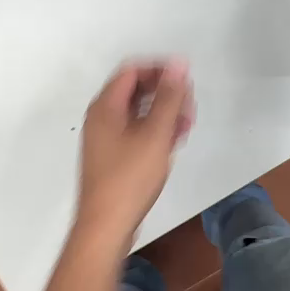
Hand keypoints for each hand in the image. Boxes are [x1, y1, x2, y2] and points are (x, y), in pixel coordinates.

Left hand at [76, 59, 194, 242]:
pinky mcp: (112, 157)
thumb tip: (179, 65)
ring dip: (163, 113)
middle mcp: (101, 118)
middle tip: (188, 105)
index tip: (185, 80)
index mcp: (105, 107)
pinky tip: (172, 143)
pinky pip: (135, 131)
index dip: (160, 70)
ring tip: (186, 126)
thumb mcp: (155, 134)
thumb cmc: (130, 178)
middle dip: (165, 93)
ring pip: (137, 112)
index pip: (133, 70)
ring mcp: (104, 138)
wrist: (106, 226)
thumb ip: (169, 97)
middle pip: (135, 90)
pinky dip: (154, 130)